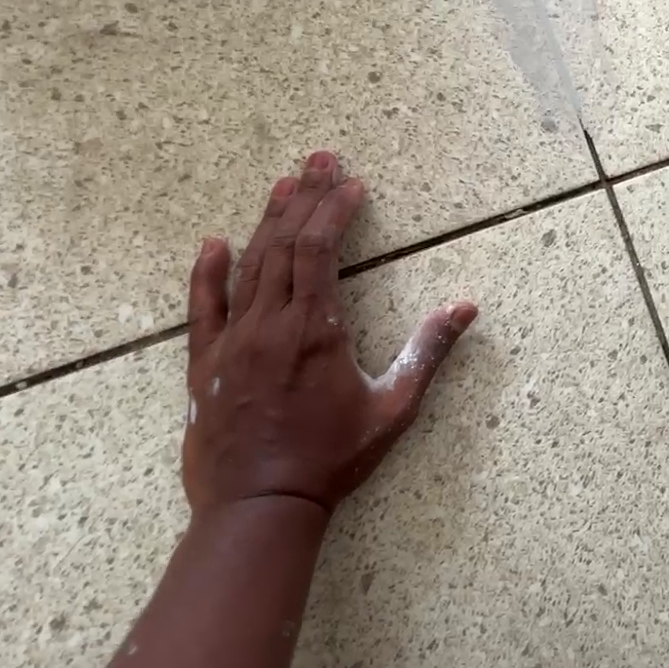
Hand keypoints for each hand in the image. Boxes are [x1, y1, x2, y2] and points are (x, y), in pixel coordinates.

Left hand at [182, 151, 477, 516]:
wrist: (259, 509)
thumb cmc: (334, 457)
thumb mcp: (395, 406)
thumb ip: (429, 351)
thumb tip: (466, 306)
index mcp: (315, 329)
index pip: (321, 250)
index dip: (336, 211)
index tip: (353, 184)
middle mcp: (269, 325)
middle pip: (285, 245)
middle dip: (305, 197)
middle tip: (319, 158)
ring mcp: (231, 343)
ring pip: (248, 266)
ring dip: (268, 221)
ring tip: (284, 182)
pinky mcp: (203, 365)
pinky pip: (202, 309)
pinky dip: (206, 273)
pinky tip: (213, 243)